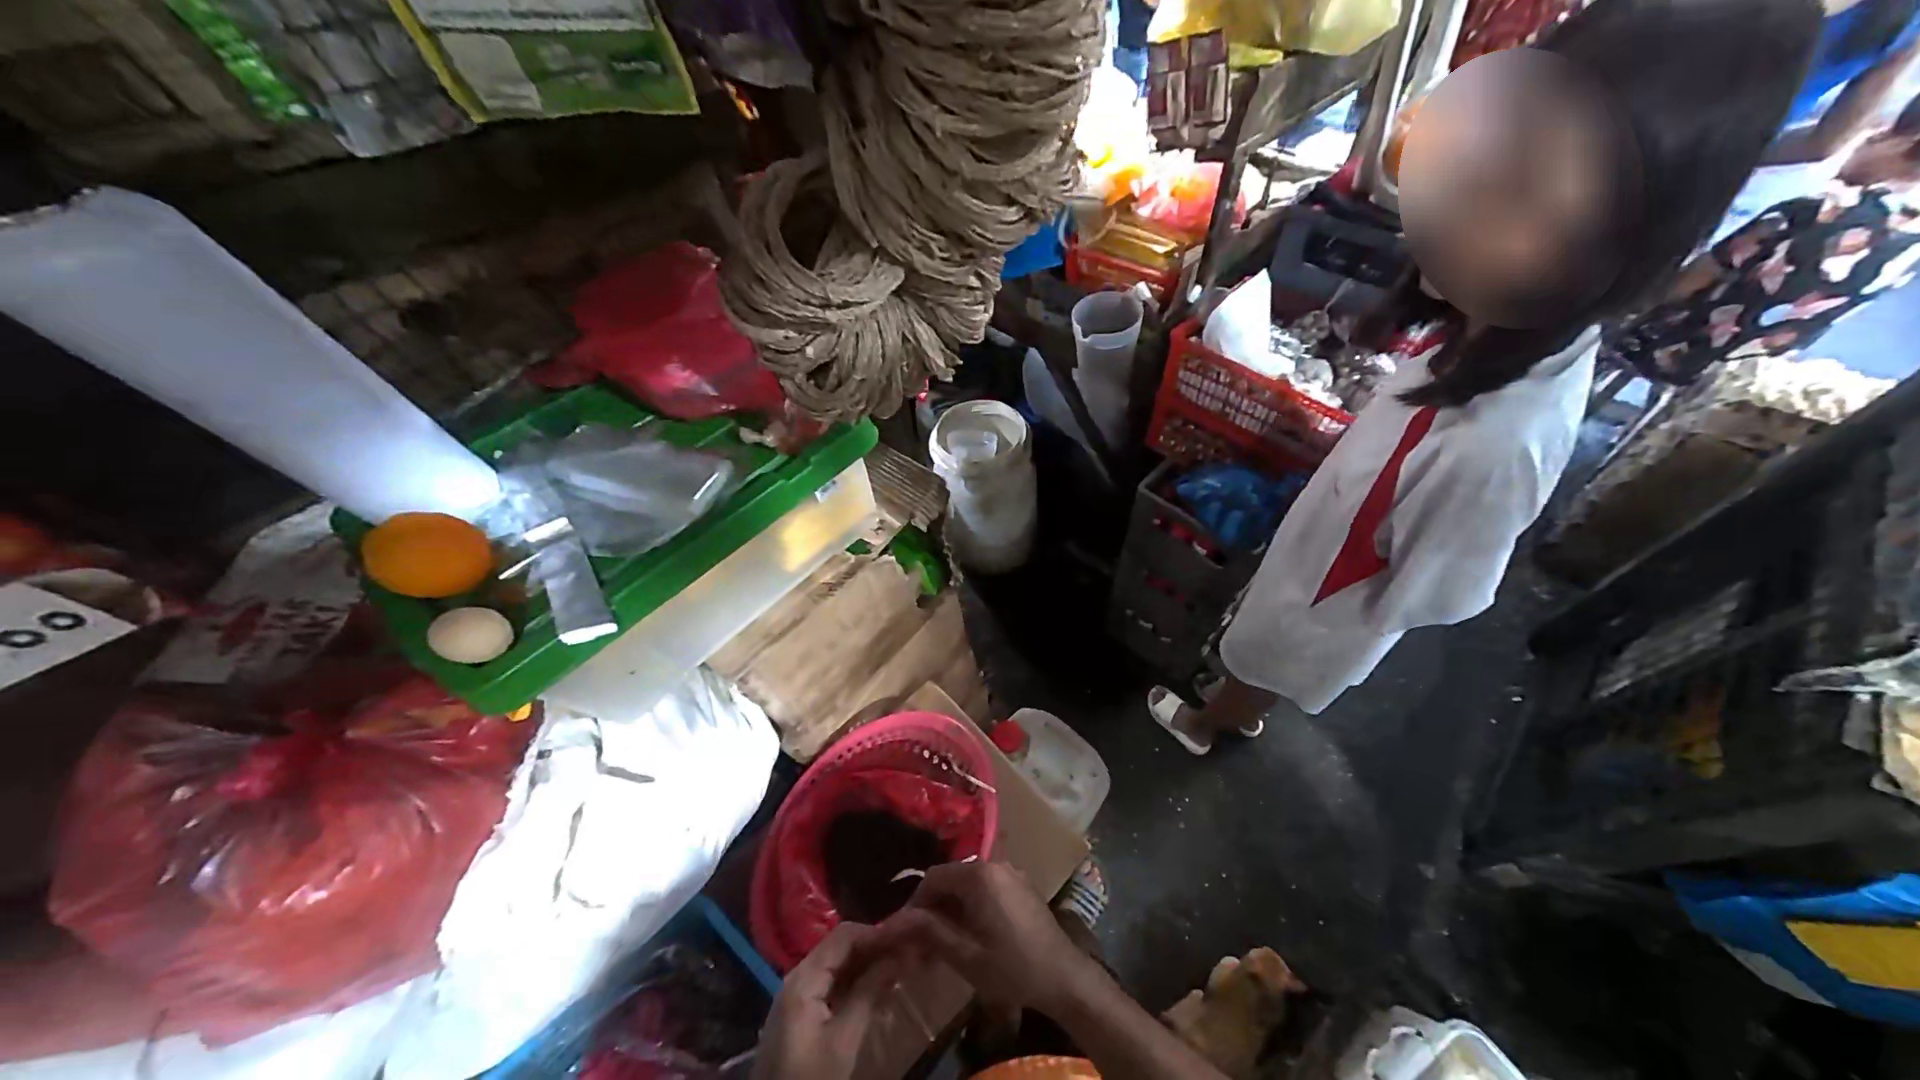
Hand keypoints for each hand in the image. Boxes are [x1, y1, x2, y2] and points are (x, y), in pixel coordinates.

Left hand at [753, 922, 897, 1079]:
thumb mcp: (843, 1041)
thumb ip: (868, 993)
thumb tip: (898, 956)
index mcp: (803, 978)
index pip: (844, 936)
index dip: (876, 933)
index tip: (906, 938)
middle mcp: (797, 977)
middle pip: (838, 947)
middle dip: (872, 947)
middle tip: (906, 952)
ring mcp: (796, 996)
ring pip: (835, 966)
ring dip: (865, 964)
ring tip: (897, 967)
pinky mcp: (799, 1015)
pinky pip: (830, 984)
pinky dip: (853, 981)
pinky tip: (875, 988)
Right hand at [874, 861, 1096, 1014]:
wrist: (1064, 977)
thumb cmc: (1012, 968)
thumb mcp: (965, 955)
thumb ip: (930, 932)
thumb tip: (895, 920)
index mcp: (979, 875)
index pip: (933, 877)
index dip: (915, 904)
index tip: (907, 933)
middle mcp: (994, 865)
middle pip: (951, 879)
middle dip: (933, 909)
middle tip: (922, 944)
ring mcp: (1011, 874)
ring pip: (968, 886)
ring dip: (952, 910)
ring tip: (943, 944)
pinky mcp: (1021, 887)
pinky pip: (986, 889)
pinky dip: (972, 907)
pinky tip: (970, 936)